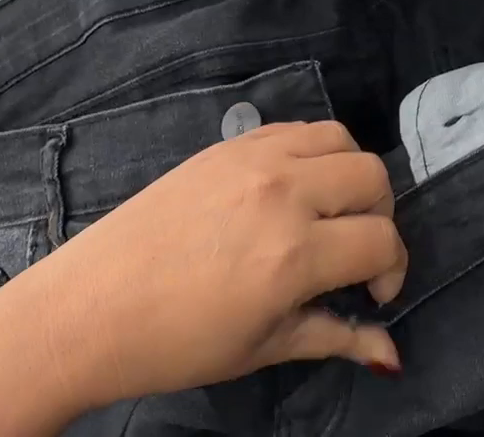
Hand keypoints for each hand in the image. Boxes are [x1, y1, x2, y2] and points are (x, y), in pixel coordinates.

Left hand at [16, 120, 407, 413]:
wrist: (90, 306)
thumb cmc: (175, 344)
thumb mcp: (262, 347)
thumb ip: (335, 337)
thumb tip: (393, 354)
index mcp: (293, 254)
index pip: (380, 240)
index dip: (391, 270)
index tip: (372, 293)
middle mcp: (285, 192)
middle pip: (373, 177)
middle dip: (380, 216)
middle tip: (355, 250)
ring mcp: (256, 158)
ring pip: (341, 139)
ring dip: (352, 174)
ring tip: (330, 211)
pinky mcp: (230, 143)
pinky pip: (296, 128)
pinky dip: (314, 152)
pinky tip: (295, 187)